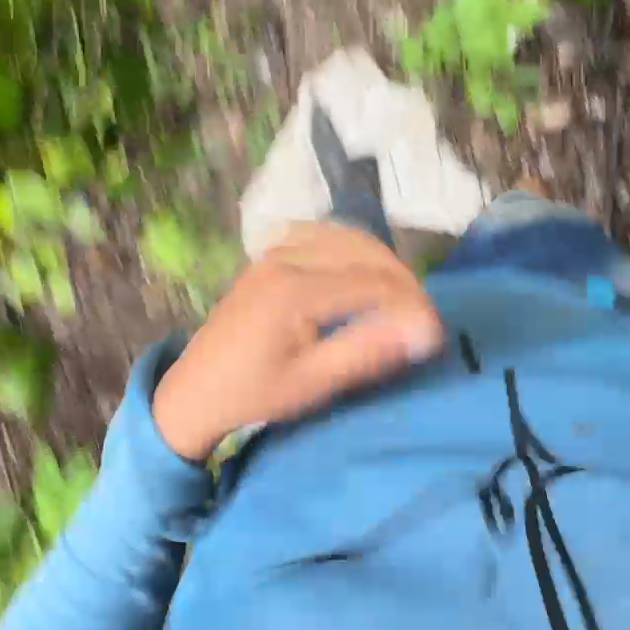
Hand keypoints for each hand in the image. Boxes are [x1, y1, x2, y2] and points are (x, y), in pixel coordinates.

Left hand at [151, 223, 443, 460]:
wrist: (195, 390)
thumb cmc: (254, 394)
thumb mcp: (312, 383)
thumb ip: (365, 351)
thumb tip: (422, 331)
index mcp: (294, 291)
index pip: (374, 283)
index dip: (412, 305)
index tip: (434, 335)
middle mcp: (286, 259)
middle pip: (365, 252)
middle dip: (402, 281)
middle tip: (422, 319)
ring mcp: (276, 252)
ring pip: (347, 238)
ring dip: (382, 263)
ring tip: (401, 300)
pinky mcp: (271, 255)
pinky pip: (324, 235)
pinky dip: (354, 248)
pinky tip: (366, 272)